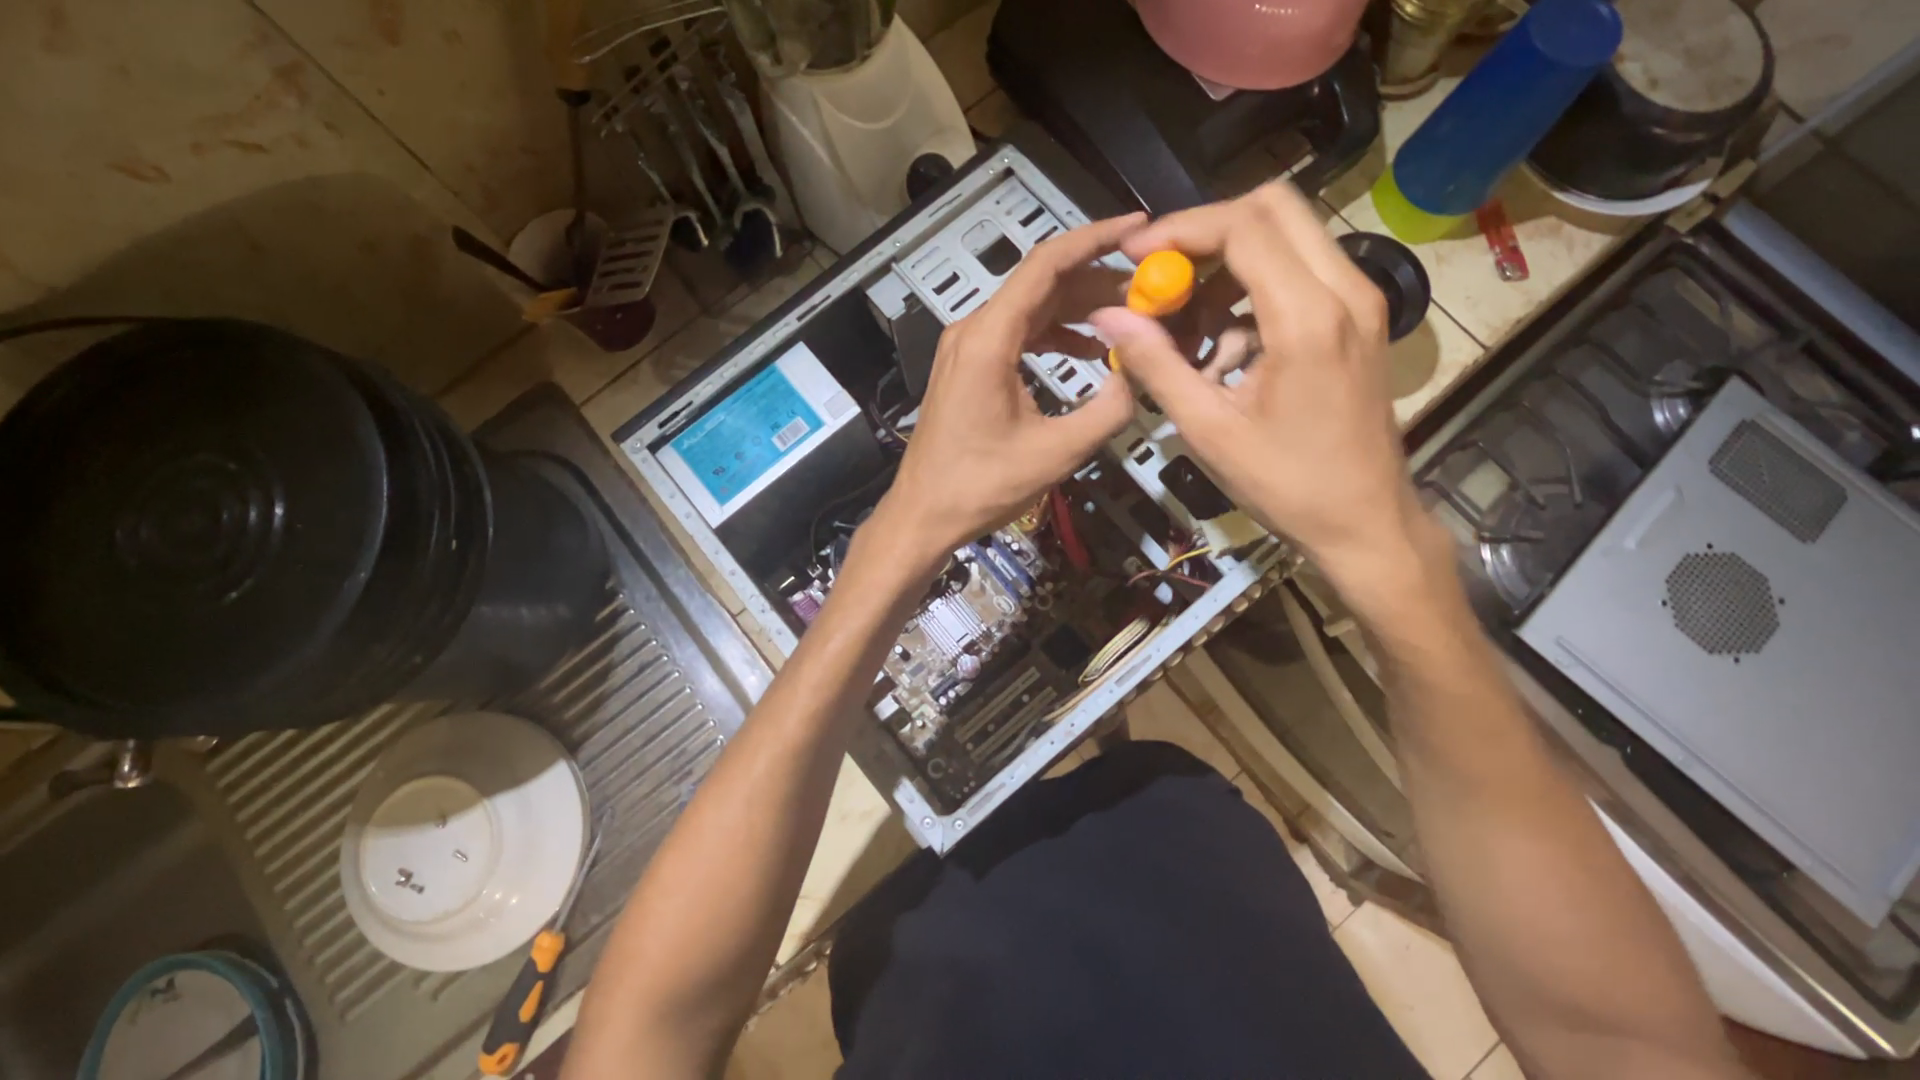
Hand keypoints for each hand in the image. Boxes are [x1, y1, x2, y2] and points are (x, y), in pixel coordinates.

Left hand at [874, 214, 1144, 563]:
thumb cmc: (981, 486)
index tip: (1140, 227)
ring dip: (1078, 309)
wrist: (923, 515)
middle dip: (1098, 281)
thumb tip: (1141, 374)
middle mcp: (974, 330)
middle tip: (1151, 288)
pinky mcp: (969, 367)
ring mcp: (967, 347)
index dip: (1095, 240)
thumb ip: (1108, 409)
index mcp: (989, 339)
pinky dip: (1055, 334)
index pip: (1046, 265)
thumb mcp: (1056, 453)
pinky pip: (1018, 333)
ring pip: (1031, 308)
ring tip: (1130, 318)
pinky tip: (1088, 351)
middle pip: (1042, 284)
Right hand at [1090, 184, 1432, 590]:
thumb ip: (1157, 364)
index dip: (1181, 230)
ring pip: (1290, 232)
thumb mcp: (1209, 430)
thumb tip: (1107, 316)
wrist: (1366, 521)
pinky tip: (1223, 334)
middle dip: (1207, 229)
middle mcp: (1345, 290)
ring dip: (1231, 255)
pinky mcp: (1361, 316)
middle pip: (1273, 207)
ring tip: (1186, 309)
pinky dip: (1255, 280)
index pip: (1243, 227)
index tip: (1134, 257)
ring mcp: (1361, 300)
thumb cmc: (1287, 485)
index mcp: (1308, 318)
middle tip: (1161, 270)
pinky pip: (1303, 267)